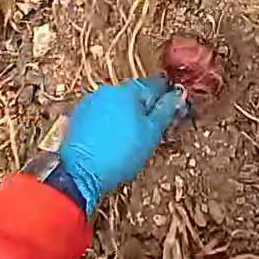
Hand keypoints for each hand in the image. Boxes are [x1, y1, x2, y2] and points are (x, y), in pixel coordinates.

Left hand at [57, 76, 186, 214]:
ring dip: (128, 116)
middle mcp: (110, 91)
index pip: (158, 84)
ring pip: (119, 104)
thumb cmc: (118, 154)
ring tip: (130, 140)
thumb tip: (179, 94)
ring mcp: (92, 102)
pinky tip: (112, 141)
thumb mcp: (152, 133)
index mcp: (130, 90)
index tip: (171, 112)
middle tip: (152, 132)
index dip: (168, 99)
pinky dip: (110, 123)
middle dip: (146, 109)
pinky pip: (103, 114)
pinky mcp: (79, 116)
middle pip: (137, 94)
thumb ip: (167, 109)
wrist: (79, 174)